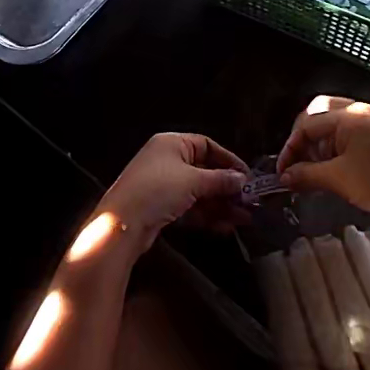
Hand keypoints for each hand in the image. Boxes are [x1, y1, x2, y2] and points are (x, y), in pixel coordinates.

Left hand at [97, 133, 249, 255]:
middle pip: (204, 171)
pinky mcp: (161, 208)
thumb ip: (220, 180)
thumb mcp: (193, 181)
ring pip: (199, 192)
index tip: (247, 176)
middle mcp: (167, 160)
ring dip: (221, 205)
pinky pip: (190, 208)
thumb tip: (242, 179)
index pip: (207, 145)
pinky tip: (226, 227)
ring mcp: (163, 185)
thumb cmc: (157, 190)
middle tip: (249, 201)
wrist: (121, 224)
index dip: (228, 160)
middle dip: (227, 187)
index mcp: (172, 143)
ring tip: (244, 218)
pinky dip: (207, 216)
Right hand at [277, 96, 369, 220]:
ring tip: (320, 171)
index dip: (290, 148)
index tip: (283, 171)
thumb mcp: (341, 181)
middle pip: (321, 113)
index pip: (308, 124)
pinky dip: (341, 148)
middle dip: (305, 138)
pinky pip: (355, 133)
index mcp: (352, 116)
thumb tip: (288, 176)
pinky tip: (341, 170)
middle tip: (298, 164)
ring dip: (323, 144)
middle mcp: (365, 111)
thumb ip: (308, 175)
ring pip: (338, 122)